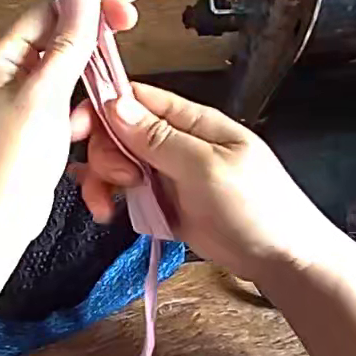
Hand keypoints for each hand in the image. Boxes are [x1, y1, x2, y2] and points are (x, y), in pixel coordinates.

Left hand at [0, 0, 141, 257]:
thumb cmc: (10, 160)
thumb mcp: (43, 96)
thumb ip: (67, 46)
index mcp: (2, 60)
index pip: (48, 12)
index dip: (87, 0)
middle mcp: (10, 77)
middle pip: (60, 41)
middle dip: (94, 36)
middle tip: (130, 21)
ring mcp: (24, 107)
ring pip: (69, 78)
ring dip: (92, 82)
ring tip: (114, 91)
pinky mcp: (37, 133)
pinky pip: (68, 110)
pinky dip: (85, 115)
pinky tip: (95, 128)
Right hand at [74, 82, 339, 282]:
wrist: (279, 257)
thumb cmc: (257, 207)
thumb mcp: (207, 168)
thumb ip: (159, 139)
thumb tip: (115, 104)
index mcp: (189, 121)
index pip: (134, 98)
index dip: (100, 107)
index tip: (77, 130)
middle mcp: (172, 142)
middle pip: (116, 132)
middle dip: (104, 156)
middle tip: (120, 183)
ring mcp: (164, 172)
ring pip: (114, 162)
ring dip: (101, 181)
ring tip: (106, 208)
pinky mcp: (159, 201)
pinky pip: (122, 191)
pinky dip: (108, 198)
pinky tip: (106, 211)